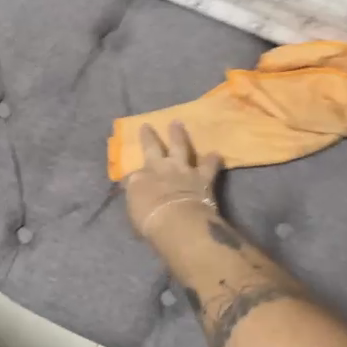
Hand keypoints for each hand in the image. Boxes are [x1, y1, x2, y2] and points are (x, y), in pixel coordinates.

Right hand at [124, 123, 223, 238]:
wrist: (178, 221)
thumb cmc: (150, 223)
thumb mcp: (135, 213)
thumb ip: (137, 202)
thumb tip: (138, 198)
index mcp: (138, 179)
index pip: (132, 175)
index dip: (132, 177)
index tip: (130, 180)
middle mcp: (158, 168)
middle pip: (152, 147)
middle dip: (149, 136)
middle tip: (147, 125)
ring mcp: (181, 170)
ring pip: (180, 146)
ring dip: (178, 135)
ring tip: (177, 123)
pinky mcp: (202, 177)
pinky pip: (209, 165)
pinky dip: (212, 160)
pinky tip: (216, 154)